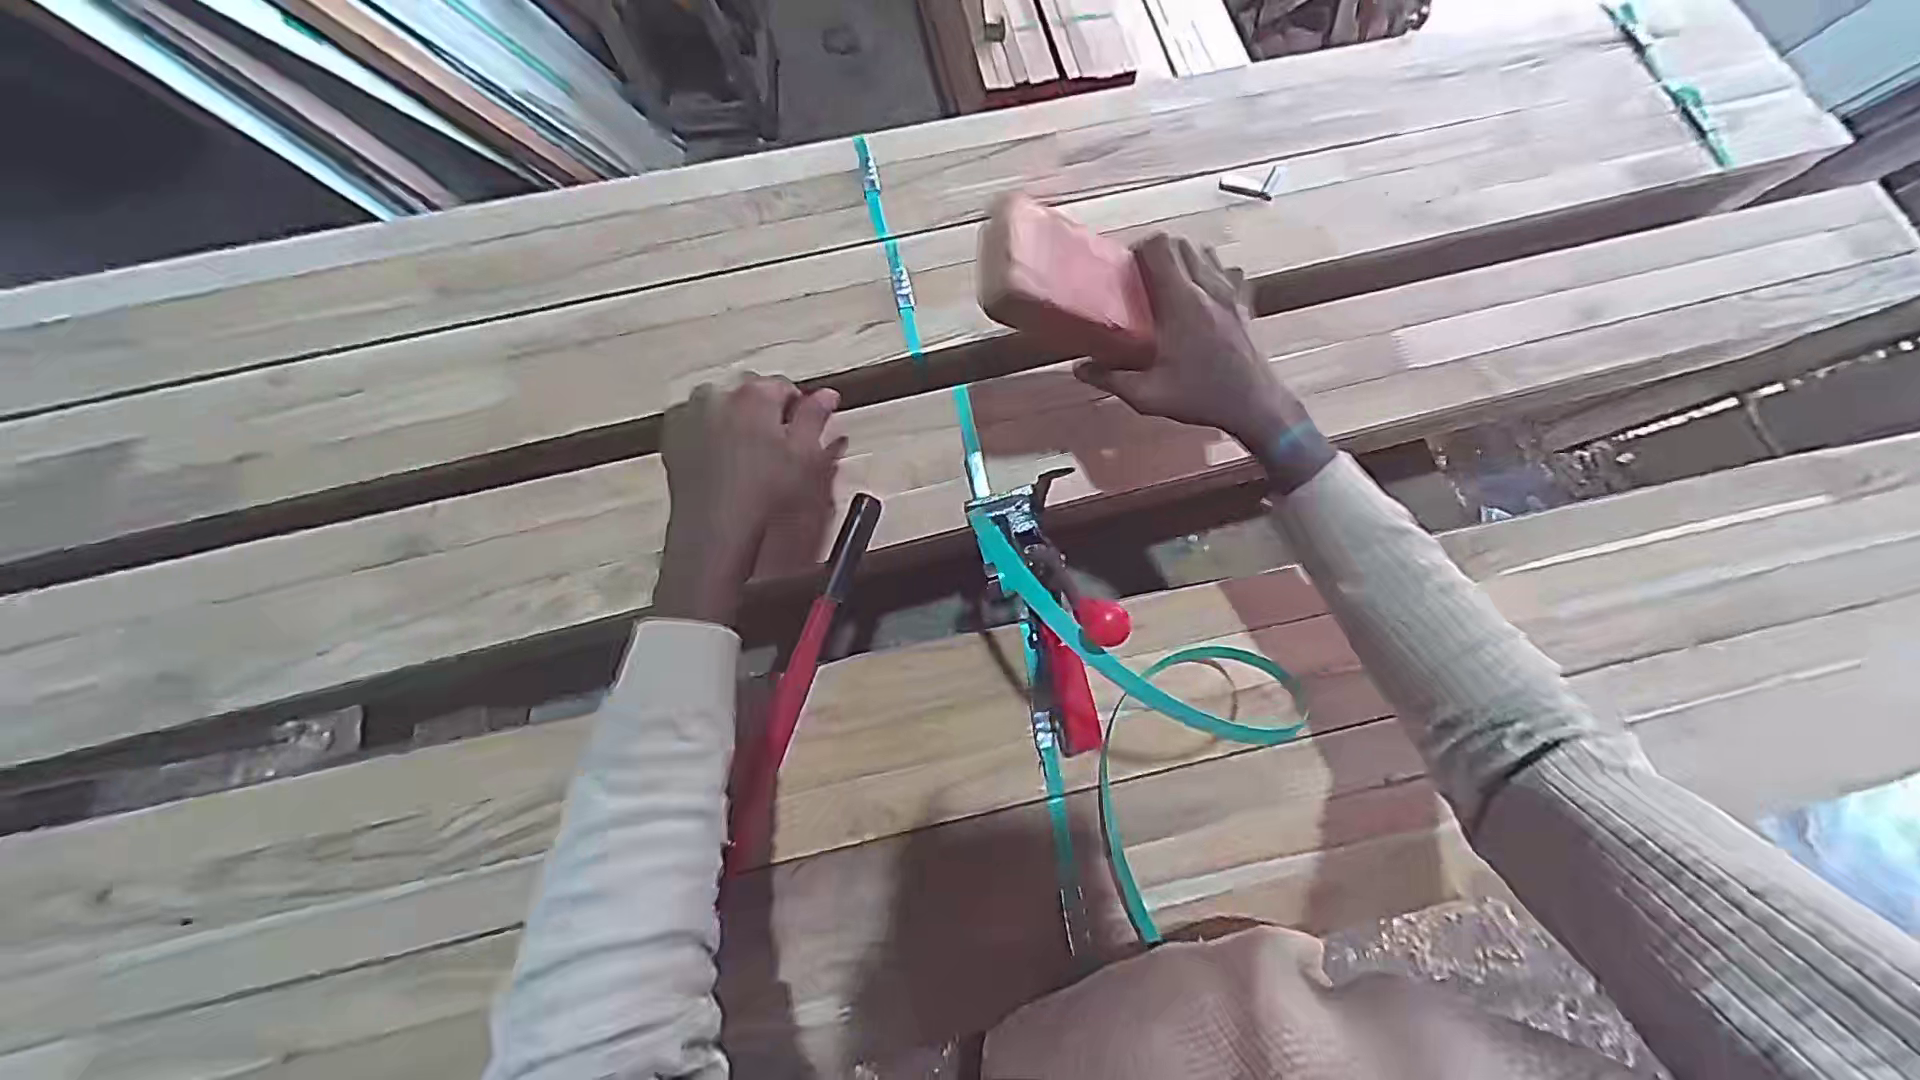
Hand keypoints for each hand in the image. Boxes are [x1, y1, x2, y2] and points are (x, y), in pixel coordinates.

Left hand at [654, 376, 846, 624]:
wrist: (716, 526)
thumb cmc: (762, 496)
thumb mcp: (805, 457)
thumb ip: (815, 418)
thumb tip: (827, 395)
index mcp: (756, 394)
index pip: (785, 386)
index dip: (798, 409)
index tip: (802, 430)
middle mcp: (719, 395)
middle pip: (751, 390)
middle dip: (766, 411)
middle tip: (778, 446)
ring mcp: (692, 413)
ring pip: (722, 403)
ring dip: (737, 418)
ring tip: (750, 454)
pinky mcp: (674, 434)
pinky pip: (696, 420)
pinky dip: (709, 430)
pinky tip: (724, 458)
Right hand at [1073, 234, 1333, 491]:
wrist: (1255, 404)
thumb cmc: (1200, 397)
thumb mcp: (1147, 395)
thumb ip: (1110, 378)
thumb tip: (1078, 368)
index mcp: (1180, 302)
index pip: (1160, 247)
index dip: (1139, 250)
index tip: (1127, 270)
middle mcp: (1207, 287)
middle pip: (1181, 243)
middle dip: (1159, 254)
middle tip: (1142, 280)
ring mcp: (1231, 292)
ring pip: (1205, 252)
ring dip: (1185, 260)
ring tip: (1169, 286)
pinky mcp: (1245, 303)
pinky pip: (1228, 271)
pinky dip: (1211, 274)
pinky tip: (1202, 298)